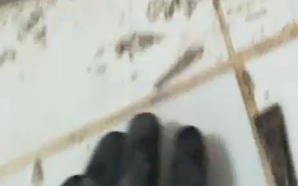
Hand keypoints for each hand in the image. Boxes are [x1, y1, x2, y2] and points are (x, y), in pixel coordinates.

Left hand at [57, 113, 206, 185]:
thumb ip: (193, 183)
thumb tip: (220, 178)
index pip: (188, 180)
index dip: (190, 156)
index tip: (189, 131)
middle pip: (142, 170)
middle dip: (143, 142)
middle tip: (145, 118)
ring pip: (102, 177)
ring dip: (107, 156)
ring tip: (112, 137)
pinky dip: (76, 184)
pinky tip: (79, 178)